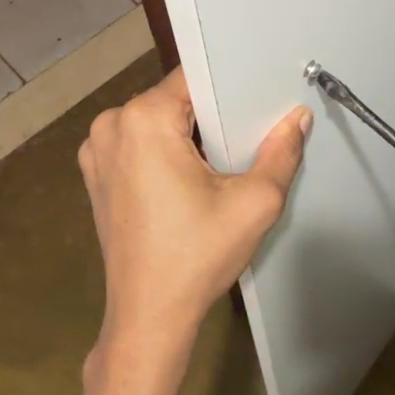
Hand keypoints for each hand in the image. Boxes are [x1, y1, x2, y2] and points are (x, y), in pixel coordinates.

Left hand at [78, 67, 310, 344]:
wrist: (149, 316)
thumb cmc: (197, 256)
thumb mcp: (254, 203)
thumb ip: (281, 153)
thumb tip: (298, 118)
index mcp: (143, 120)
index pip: (193, 78)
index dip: (228, 88)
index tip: (255, 102)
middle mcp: (111, 125)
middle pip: (174, 100)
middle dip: (209, 116)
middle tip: (245, 138)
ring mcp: (97, 151)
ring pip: (156, 123)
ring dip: (187, 136)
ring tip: (221, 162)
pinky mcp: (95, 176)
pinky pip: (138, 145)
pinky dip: (164, 154)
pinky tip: (191, 181)